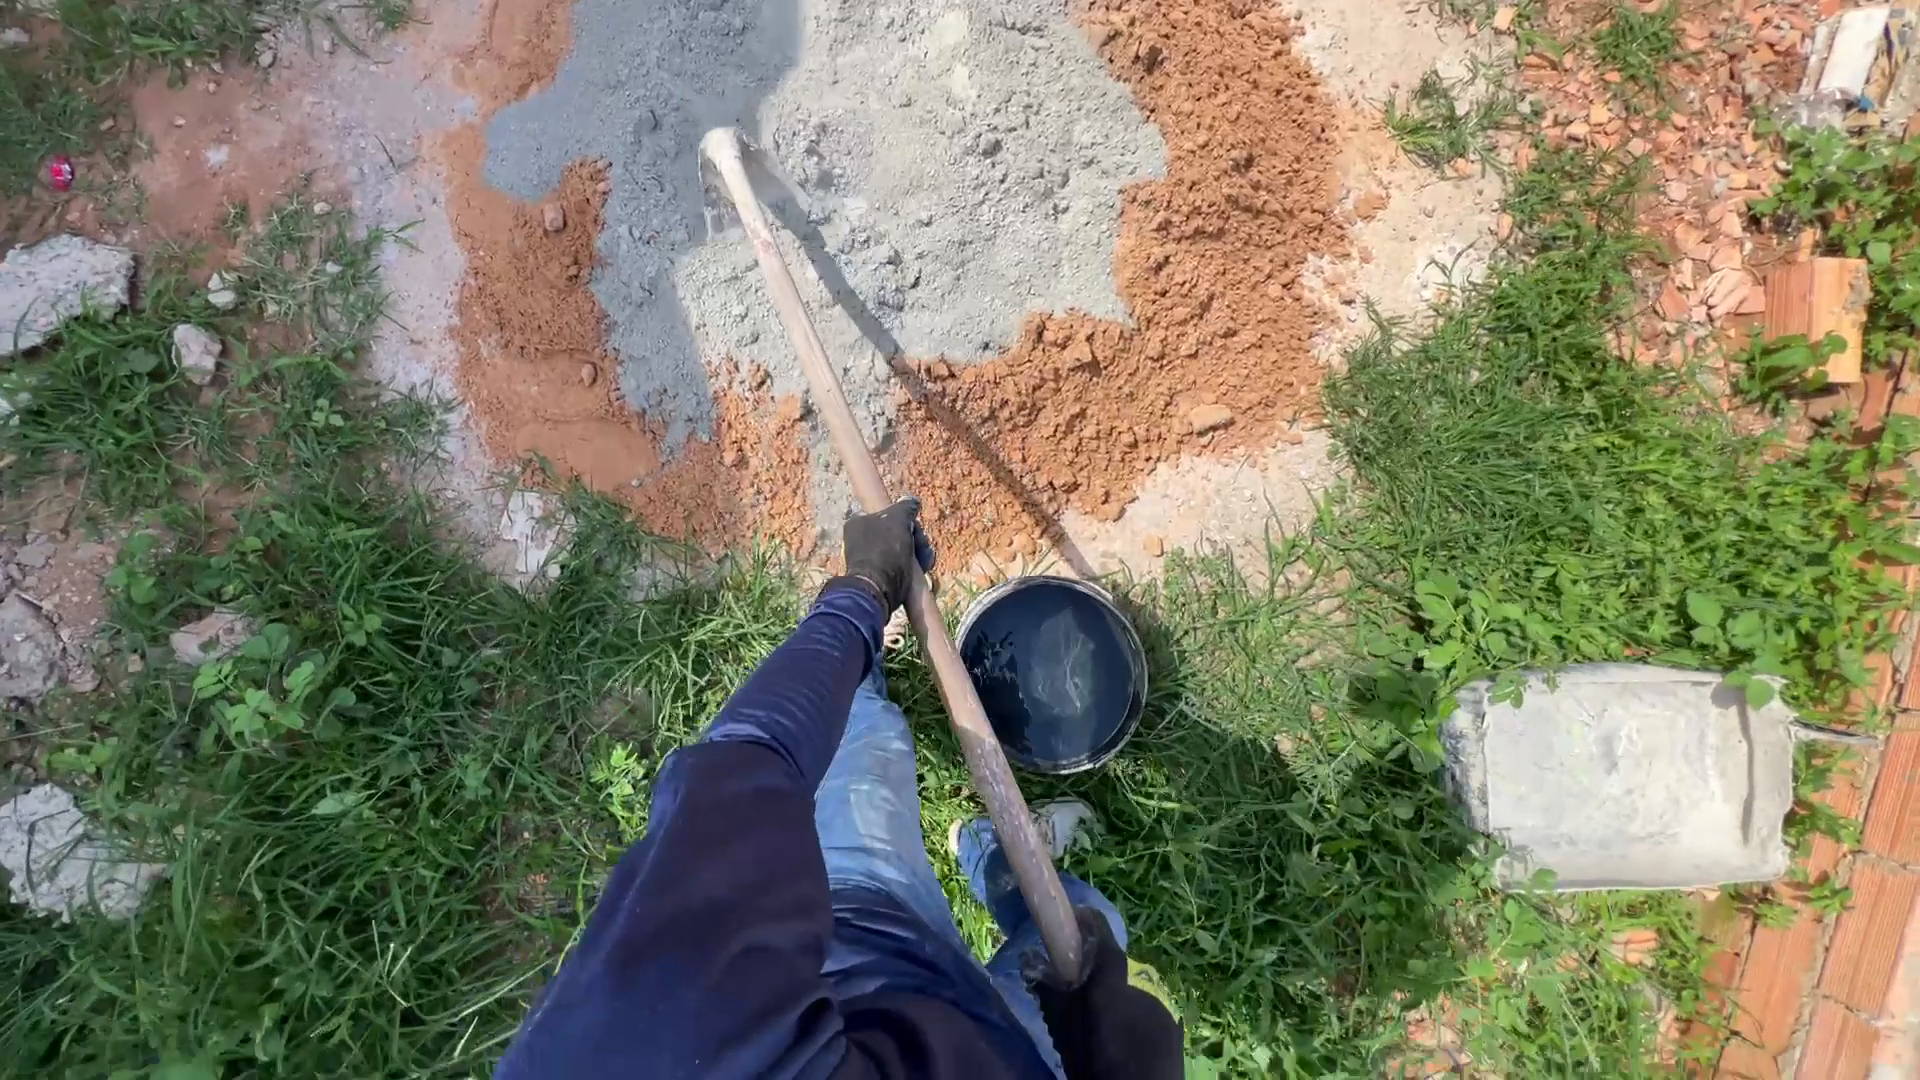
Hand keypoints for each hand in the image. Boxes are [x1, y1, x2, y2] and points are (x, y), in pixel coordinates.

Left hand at [838, 497, 933, 611]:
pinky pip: (901, 569)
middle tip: (924, 553)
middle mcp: (861, 540)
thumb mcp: (898, 520)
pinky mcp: (879, 578)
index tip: (916, 532)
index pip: (890, 516)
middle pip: (899, 534)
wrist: (877, 590)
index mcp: (859, 522)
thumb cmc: (885, 550)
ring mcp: (870, 560)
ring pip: (903, 552)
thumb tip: (911, 500)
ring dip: (918, 558)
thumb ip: (905, 507)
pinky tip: (922, 576)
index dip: (908, 523)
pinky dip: (913, 571)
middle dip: (917, 543)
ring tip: (925, 566)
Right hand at [1029, 908, 1182, 1079]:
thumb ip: (1050, 993)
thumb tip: (1031, 961)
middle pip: (1114, 960)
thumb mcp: (1065, 1034)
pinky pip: (1149, 1004)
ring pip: (1132, 983)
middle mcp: (1139, 981)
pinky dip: (1136, 1011)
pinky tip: (1128, 1034)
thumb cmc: (1098, 1068)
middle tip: (1081, 986)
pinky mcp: (1175, 1021)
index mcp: (1110, 979)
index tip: (1070, 922)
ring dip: (1119, 991)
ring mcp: (1161, 1001)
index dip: (1083, 920)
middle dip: (1097, 967)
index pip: (1099, 928)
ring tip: (1106, 1017)